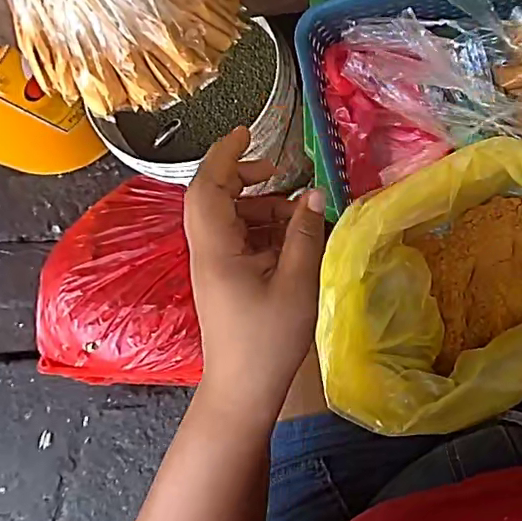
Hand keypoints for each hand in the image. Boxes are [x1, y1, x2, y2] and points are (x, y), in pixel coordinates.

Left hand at [182, 126, 325, 416]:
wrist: (244, 388)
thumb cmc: (268, 339)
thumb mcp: (296, 283)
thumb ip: (304, 234)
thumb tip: (313, 193)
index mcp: (217, 249)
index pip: (208, 187)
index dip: (224, 155)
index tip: (247, 133)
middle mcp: (209, 251)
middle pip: (218, 199)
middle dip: (250, 181)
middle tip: (283, 175)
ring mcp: (217, 266)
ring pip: (234, 219)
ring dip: (266, 209)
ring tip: (303, 216)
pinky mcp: (228, 279)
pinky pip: (244, 240)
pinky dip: (268, 232)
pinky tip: (296, 240)